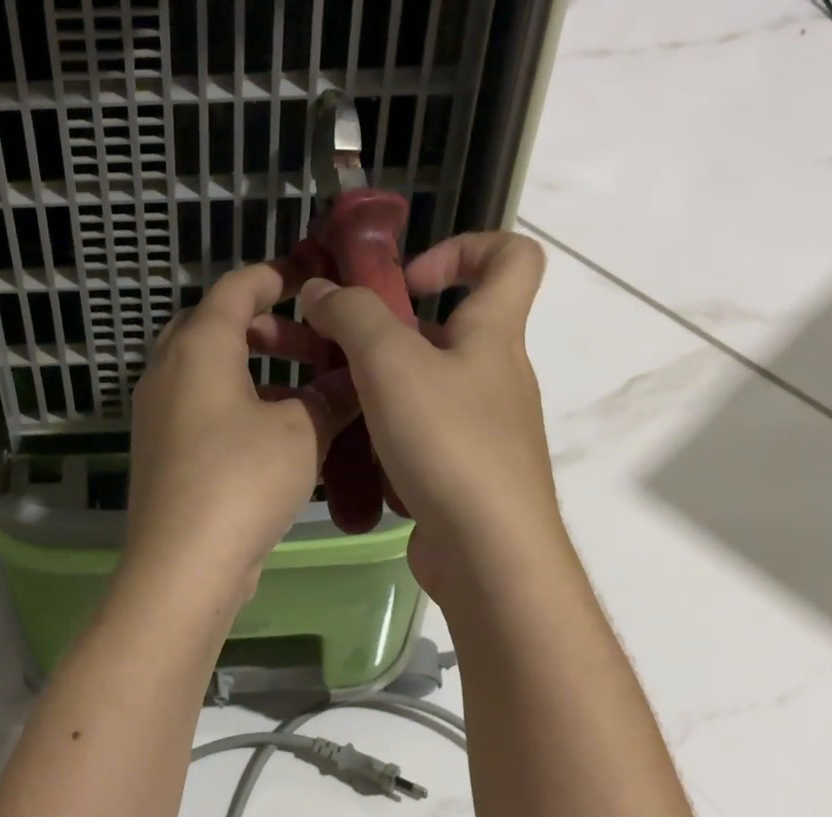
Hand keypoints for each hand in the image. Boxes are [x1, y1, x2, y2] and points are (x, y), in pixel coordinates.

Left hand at [124, 261, 353, 596]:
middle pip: (212, 327)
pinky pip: (201, 410)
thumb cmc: (242, 480)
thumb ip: (331, 397)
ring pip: (206, 372)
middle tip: (308, 336)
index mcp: (198, 348)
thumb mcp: (302, 433)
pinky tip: (275, 432)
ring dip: (252, 370)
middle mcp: (167, 372)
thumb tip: (354, 381)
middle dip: (260, 324)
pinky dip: (237, 405)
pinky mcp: (161, 454)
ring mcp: (158, 416)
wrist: (183, 565)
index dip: (275, 276)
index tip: (309, 276)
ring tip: (301, 387)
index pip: (235, 289)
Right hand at [295, 231, 552, 604]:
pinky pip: (419, 436)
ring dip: (375, 387)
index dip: (462, 249)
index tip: (406, 280)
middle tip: (331, 347)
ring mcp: (481, 428)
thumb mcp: (391, 362)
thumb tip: (319, 290)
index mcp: (494, 333)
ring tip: (326, 402)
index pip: (512, 257)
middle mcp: (494, 374)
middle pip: (446, 328)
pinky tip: (349, 455)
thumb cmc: (448, 442)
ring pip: (423, 387)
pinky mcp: (462, 473)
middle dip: (384, 330)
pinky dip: (384, 436)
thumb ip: (352, 316)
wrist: (488, 553)